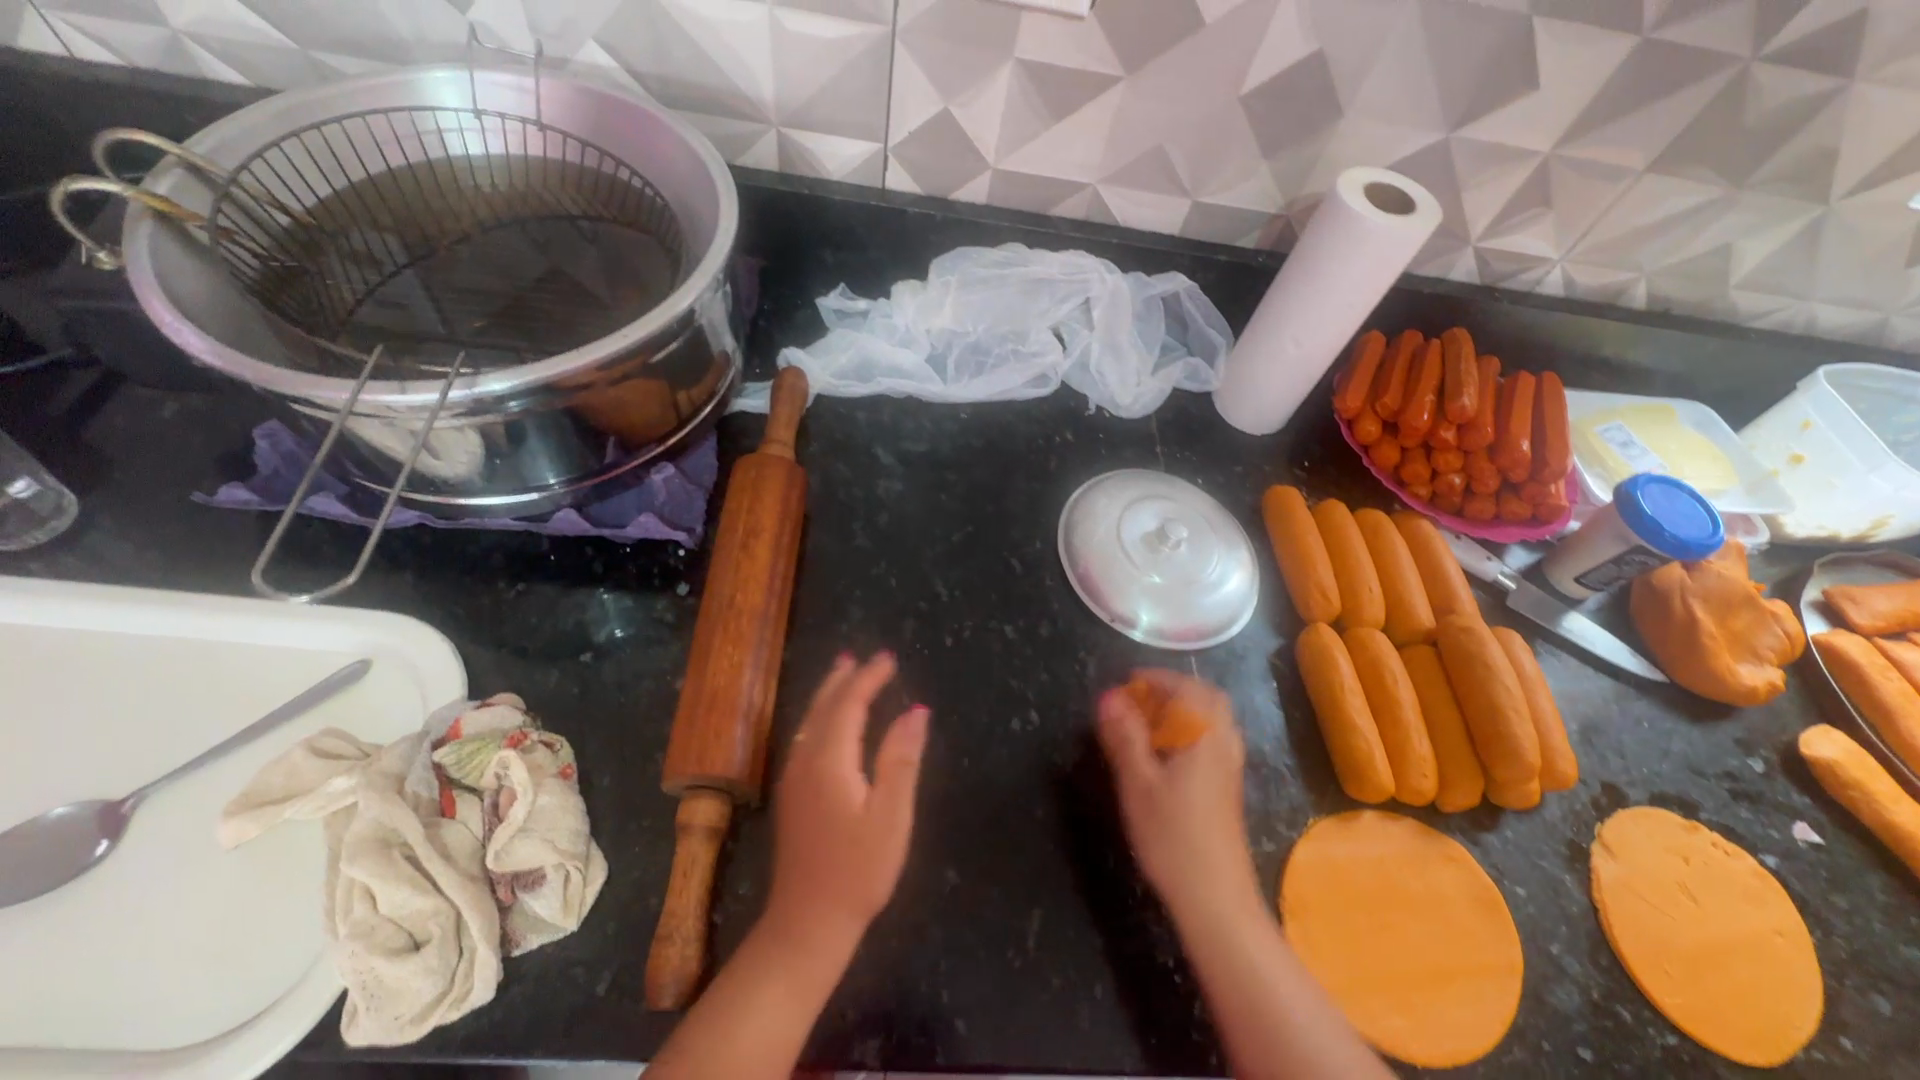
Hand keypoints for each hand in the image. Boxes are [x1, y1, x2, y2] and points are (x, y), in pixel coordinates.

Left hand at [767, 652, 928, 943]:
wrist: (808, 921)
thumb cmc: (859, 870)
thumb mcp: (891, 815)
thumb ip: (901, 759)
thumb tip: (916, 711)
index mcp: (829, 760)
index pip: (849, 704)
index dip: (869, 678)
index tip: (889, 658)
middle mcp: (805, 761)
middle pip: (822, 708)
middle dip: (843, 679)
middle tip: (860, 657)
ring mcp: (793, 780)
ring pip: (809, 723)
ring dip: (828, 696)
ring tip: (843, 675)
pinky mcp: (792, 797)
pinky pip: (805, 739)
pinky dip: (820, 718)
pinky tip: (827, 725)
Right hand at [1097, 670, 1258, 921]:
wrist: (1215, 896)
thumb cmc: (1172, 836)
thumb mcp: (1137, 782)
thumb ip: (1124, 736)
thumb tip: (1108, 696)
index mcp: (1205, 734)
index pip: (1186, 687)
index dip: (1155, 679)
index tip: (1126, 682)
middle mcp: (1224, 743)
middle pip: (1206, 699)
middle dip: (1173, 691)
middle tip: (1139, 700)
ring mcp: (1230, 767)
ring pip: (1212, 722)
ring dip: (1182, 713)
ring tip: (1146, 726)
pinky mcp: (1227, 789)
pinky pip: (1212, 742)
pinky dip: (1189, 734)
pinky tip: (1164, 757)